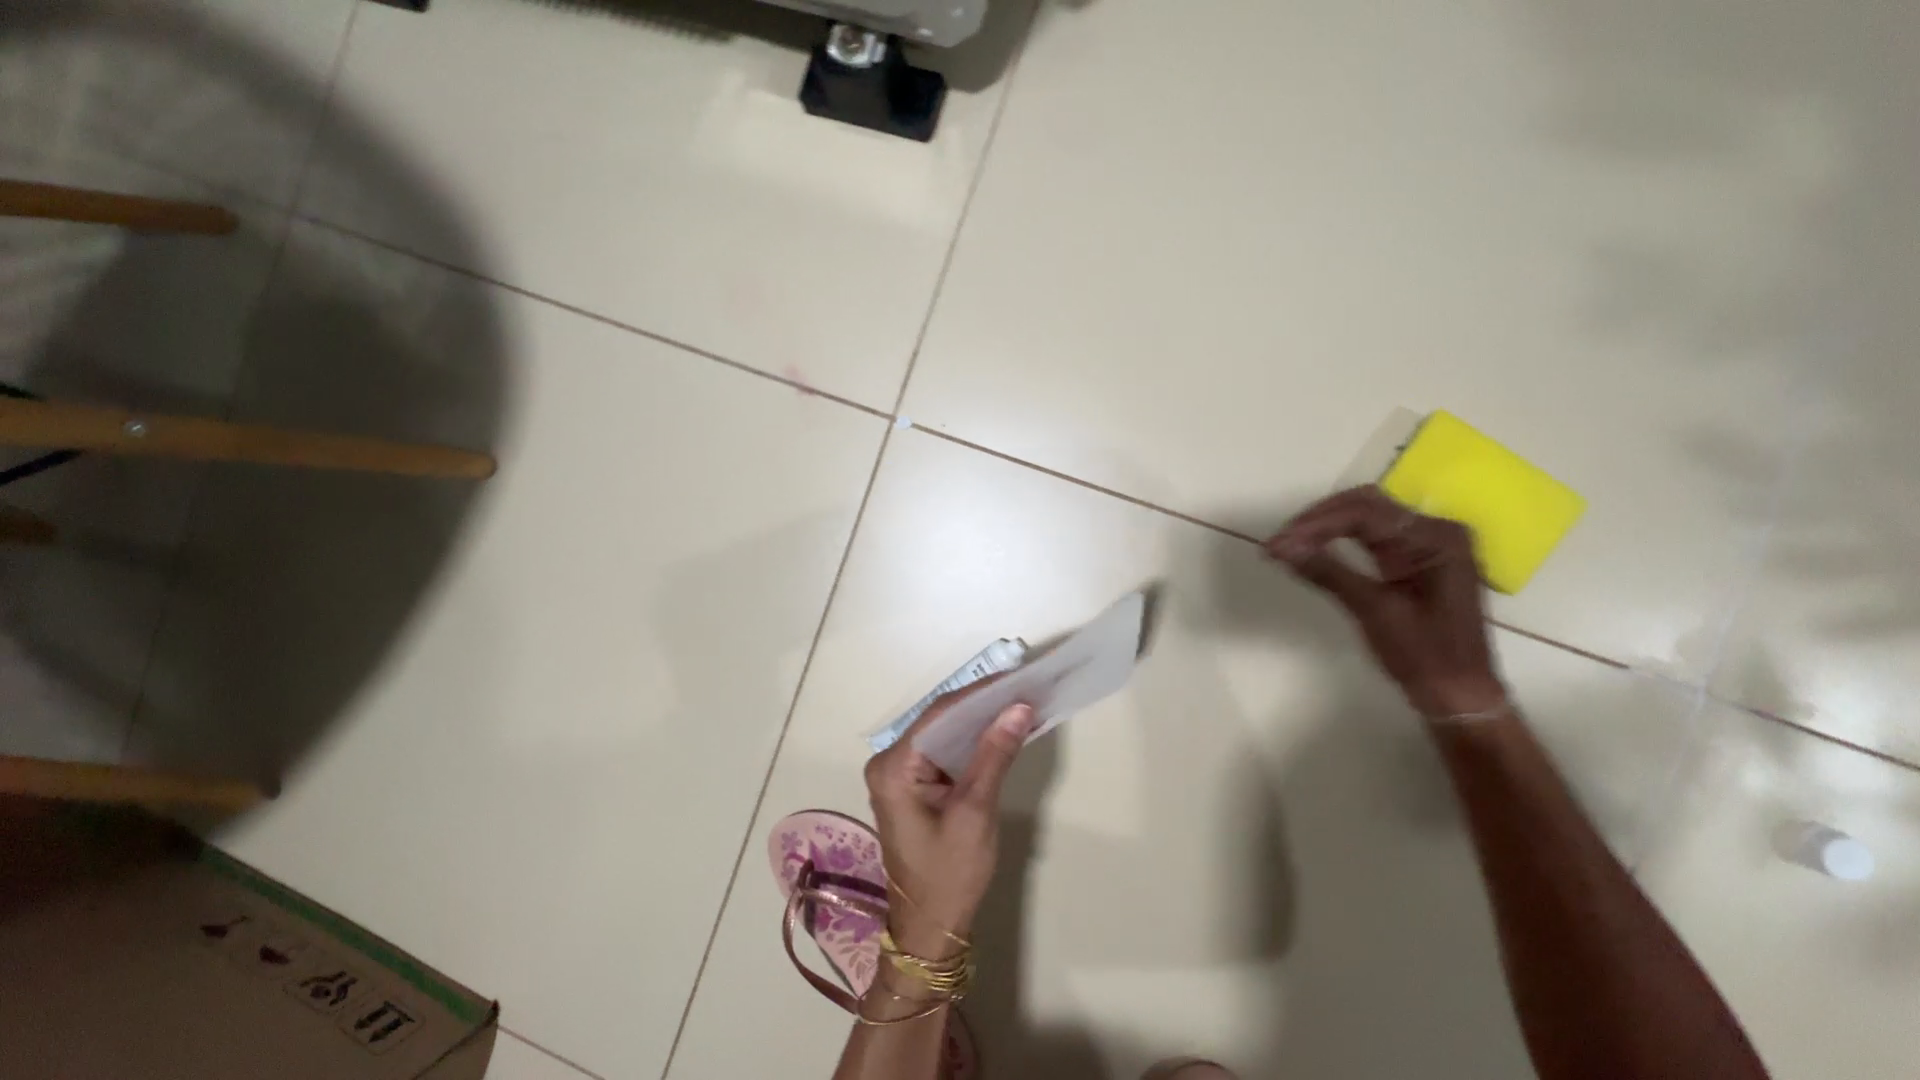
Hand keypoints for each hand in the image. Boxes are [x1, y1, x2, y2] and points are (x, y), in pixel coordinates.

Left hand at [863, 686, 1034, 957]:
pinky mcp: (913, 786)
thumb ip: (994, 755)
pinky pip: (944, 753)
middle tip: (1024, 687)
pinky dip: (972, 744)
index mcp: (894, 766)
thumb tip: (1019, 707)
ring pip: (943, 734)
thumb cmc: (950, 873)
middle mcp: (889, 762)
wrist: (931, 927)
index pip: (940, 714)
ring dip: (979, 722)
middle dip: (982, 705)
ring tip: (1019, 704)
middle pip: (940, 720)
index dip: (980, 694)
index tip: (1018, 679)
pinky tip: (1001, 732)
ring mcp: (899, 774)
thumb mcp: (975, 811)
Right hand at [1265, 485, 1506, 718]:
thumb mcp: (1375, 611)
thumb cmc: (1426, 656)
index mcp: (1436, 538)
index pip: (1365, 514)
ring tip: (1287, 545)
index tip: (1276, 544)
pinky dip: (1337, 542)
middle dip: (1317, 520)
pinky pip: (1369, 538)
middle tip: (1278, 543)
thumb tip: (1281, 547)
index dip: (1315, 525)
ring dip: (1323, 528)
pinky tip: (1312, 551)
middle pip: (1365, 506)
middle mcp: (1434, 531)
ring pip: (1364, 518)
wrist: (1459, 695)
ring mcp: (1424, 544)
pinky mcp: (1412, 560)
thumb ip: (1328, 572)